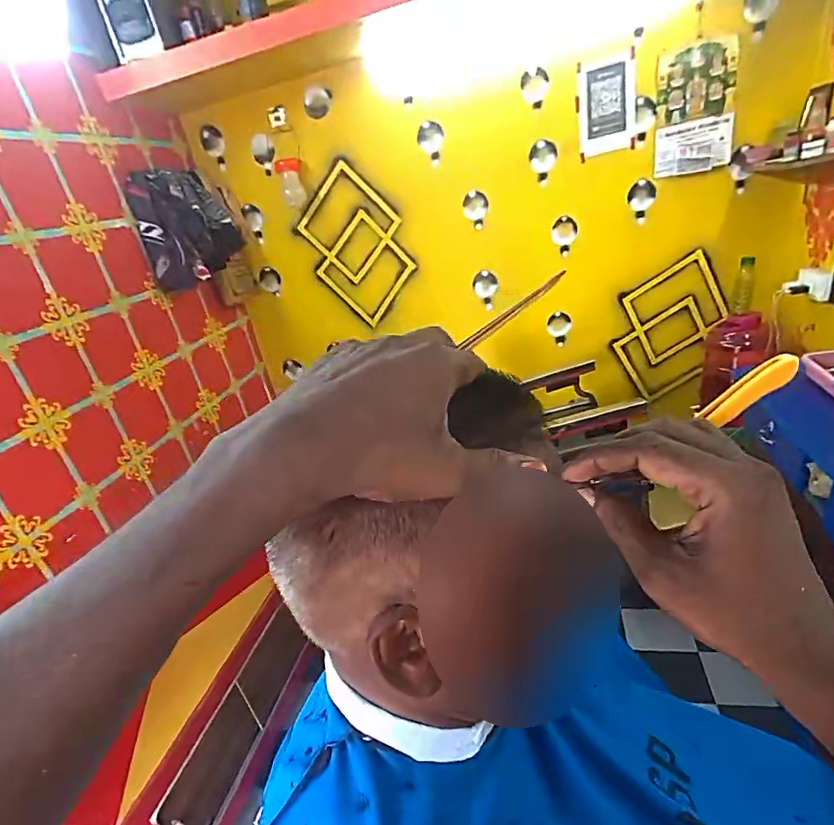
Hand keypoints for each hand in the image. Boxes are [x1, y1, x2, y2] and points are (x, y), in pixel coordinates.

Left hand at [234, 328, 494, 506]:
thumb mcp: (443, 470)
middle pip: (435, 346)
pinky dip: (365, 380)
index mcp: (437, 364)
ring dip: (403, 372)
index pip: (472, 361)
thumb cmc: (379, 456)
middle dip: (444, 368)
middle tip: (441, 405)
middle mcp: (400, 345)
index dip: (479, 382)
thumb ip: (490, 469)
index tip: (477, 402)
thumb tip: (533, 469)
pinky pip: (357, 364)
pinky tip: (358, 410)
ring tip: (399, 410)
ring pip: (394, 352)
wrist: (301, 448)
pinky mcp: (326, 362)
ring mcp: (359, 349)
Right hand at [562, 420, 833, 678]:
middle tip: (583, 472)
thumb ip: (622, 526)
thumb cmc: (729, 614)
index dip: (601, 458)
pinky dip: (671, 457)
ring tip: (608, 471)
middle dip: (619, 447)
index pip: (650, 450)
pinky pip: (706, 452)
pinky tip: (645, 479)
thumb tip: (588, 494)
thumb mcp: (662, 574)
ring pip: (690, 435)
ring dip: (645, 447)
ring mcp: (756, 473)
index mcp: (726, 485)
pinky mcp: (757, 486)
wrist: (796, 639)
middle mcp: (745, 466)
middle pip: (670, 432)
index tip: (567, 474)